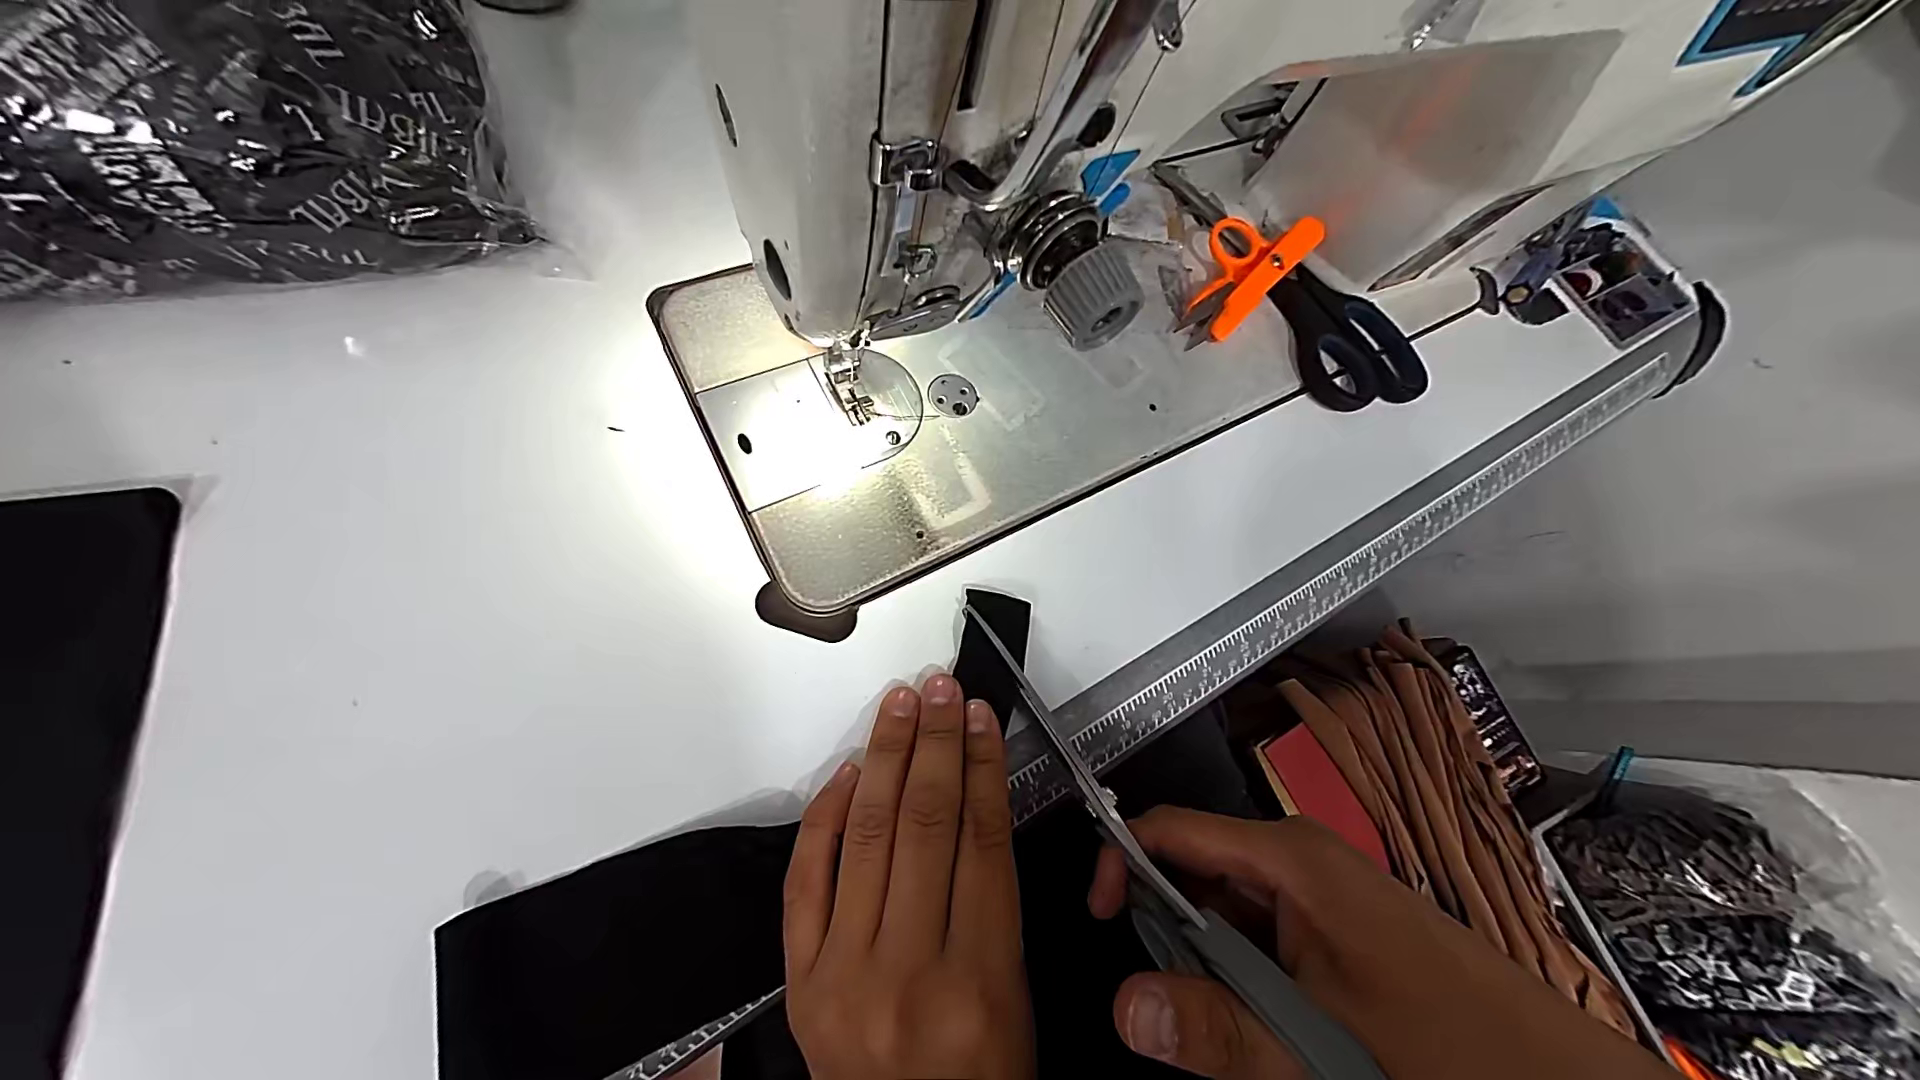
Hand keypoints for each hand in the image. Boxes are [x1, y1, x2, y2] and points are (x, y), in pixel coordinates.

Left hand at [784, 674, 1034, 1079]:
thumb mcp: (1017, 996)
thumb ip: (997, 901)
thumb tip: (975, 802)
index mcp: (979, 982)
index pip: (982, 839)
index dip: (982, 764)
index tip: (979, 717)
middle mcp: (908, 973)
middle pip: (926, 823)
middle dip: (935, 741)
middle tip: (939, 690)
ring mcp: (843, 974)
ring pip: (868, 835)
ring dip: (885, 756)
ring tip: (899, 706)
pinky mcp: (799, 979)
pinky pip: (806, 880)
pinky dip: (826, 816)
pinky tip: (849, 771)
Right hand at [1088, 808, 1671, 1079]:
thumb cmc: (1461, 1052)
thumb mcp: (1325, 1047)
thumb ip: (1220, 1028)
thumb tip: (1125, 1004)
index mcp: (1288, 857)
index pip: (1169, 828)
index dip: (1121, 860)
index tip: (1098, 914)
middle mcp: (1299, 862)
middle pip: (1192, 872)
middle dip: (1168, 930)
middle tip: (1173, 1002)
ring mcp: (1320, 897)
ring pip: (1225, 913)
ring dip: (1208, 964)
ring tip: (1233, 1027)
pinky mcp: (1336, 932)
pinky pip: (1262, 939)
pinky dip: (1245, 978)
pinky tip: (1269, 1028)